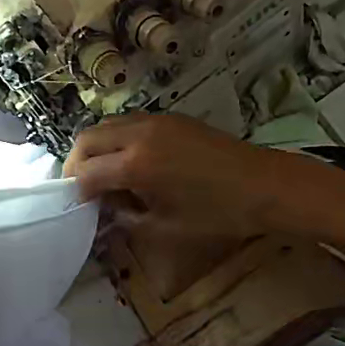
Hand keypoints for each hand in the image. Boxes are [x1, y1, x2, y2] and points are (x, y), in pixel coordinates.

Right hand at [64, 113, 344, 236]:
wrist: (268, 186)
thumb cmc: (219, 213)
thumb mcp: (166, 227)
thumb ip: (126, 217)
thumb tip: (105, 211)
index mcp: (136, 164)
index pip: (86, 172)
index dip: (76, 192)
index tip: (80, 207)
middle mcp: (138, 134)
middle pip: (86, 139)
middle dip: (77, 164)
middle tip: (83, 188)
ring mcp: (154, 120)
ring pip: (105, 125)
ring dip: (96, 148)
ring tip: (105, 174)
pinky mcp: (169, 118)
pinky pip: (127, 122)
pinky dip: (116, 139)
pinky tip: (130, 161)